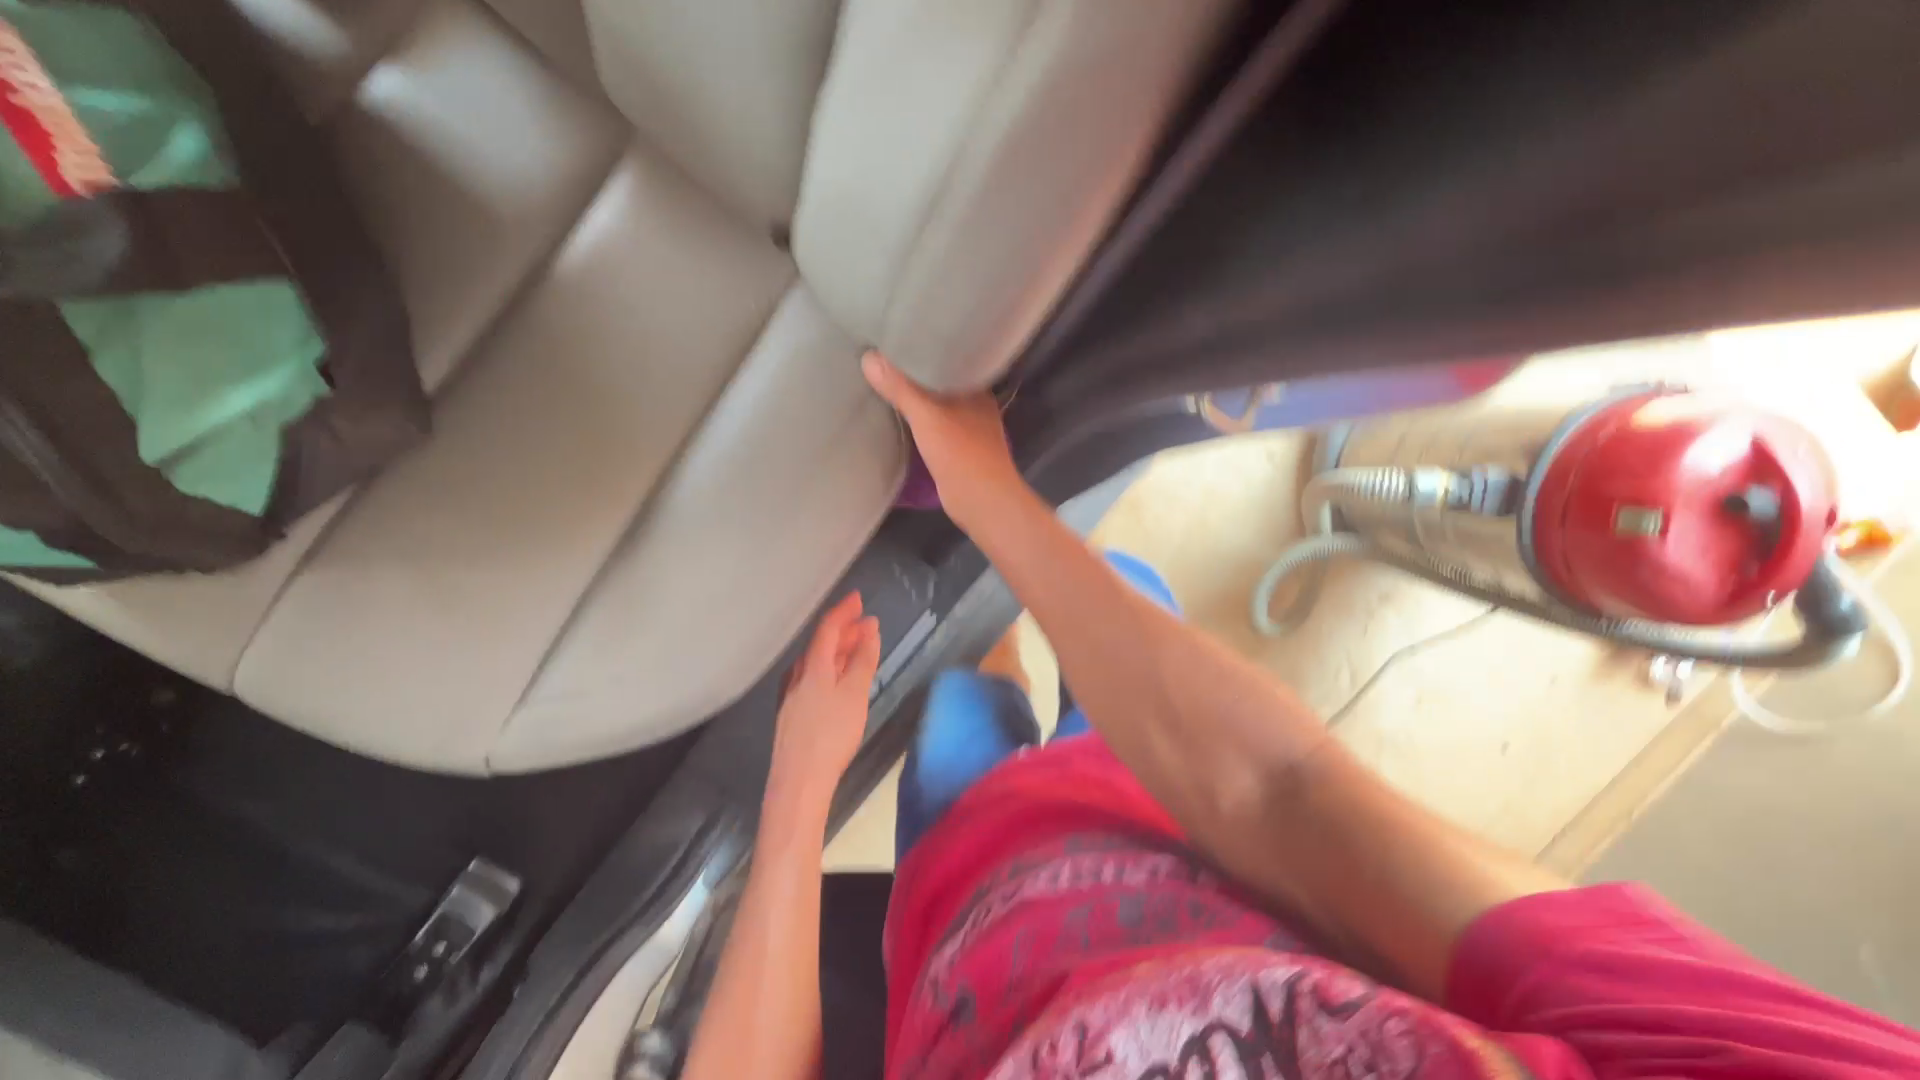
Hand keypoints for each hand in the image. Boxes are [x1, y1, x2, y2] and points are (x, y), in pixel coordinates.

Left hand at [766, 591, 881, 814]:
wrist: (799, 781)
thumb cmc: (831, 735)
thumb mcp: (854, 695)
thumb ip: (862, 662)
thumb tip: (869, 632)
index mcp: (812, 667)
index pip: (827, 629)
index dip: (844, 612)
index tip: (858, 599)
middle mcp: (797, 676)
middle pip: (820, 645)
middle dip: (844, 631)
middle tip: (867, 625)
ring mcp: (792, 696)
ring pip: (816, 663)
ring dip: (838, 651)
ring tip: (858, 648)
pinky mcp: (793, 714)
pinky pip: (813, 679)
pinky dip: (830, 670)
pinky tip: (839, 681)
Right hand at [862, 351, 1024, 530]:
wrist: (981, 499)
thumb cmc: (959, 451)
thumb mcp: (926, 415)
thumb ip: (900, 388)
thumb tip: (869, 358)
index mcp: (976, 387)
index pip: (951, 357)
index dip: (928, 348)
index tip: (902, 338)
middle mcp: (977, 404)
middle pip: (943, 381)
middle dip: (919, 373)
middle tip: (888, 358)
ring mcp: (971, 428)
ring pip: (940, 404)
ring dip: (920, 398)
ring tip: (890, 382)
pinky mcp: (961, 449)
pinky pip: (937, 425)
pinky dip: (922, 420)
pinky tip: (904, 417)